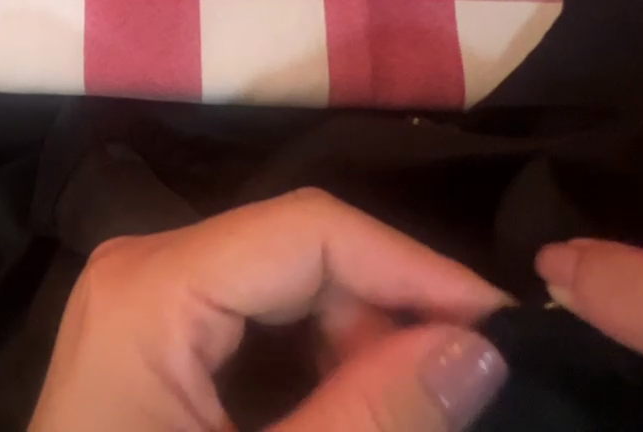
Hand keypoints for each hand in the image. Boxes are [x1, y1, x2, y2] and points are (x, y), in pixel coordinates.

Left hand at [29, 189, 510, 431]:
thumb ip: (369, 416)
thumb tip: (475, 346)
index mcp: (153, 285)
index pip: (305, 229)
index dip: (409, 263)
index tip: (503, 327)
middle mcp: (141, 260)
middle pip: (290, 245)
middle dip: (384, 304)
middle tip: (460, 383)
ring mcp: (140, 285)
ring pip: (275, 271)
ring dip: (352, 328)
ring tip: (403, 400)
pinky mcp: (147, 318)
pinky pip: (247, 303)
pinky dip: (309, 344)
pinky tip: (344, 397)